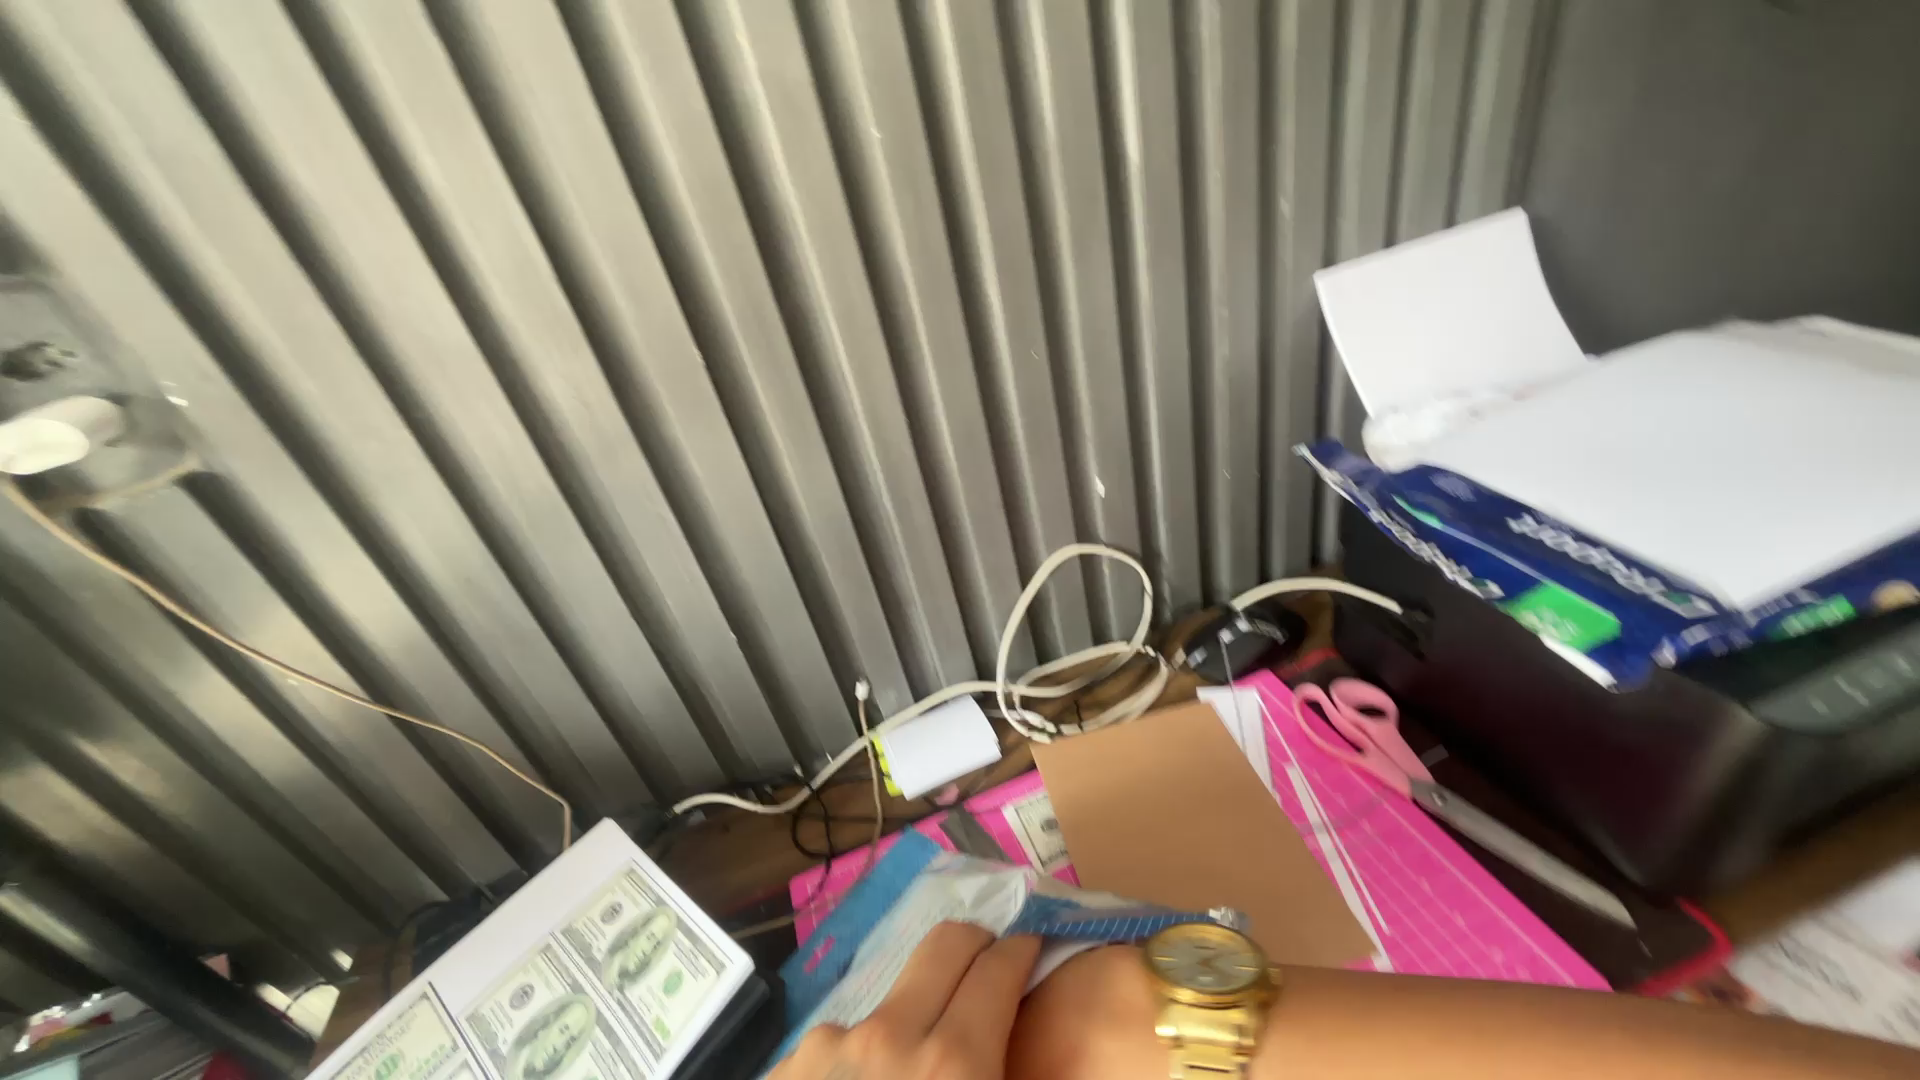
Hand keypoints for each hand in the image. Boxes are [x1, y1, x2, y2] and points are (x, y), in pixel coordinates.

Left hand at [771, 922, 1041, 1079]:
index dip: (1024, 948)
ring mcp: (832, 1042)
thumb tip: (1012, 1027)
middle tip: (991, 959)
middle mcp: (891, 1034)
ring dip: (916, 1012)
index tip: (1032, 945)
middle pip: (947, 944)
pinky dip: (864, 1053)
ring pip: (892, 997)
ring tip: (915, 1059)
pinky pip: (844, 1037)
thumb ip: (1007, 1065)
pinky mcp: (789, 1061)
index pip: (1001, 966)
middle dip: (978, 940)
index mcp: (953, 1062)